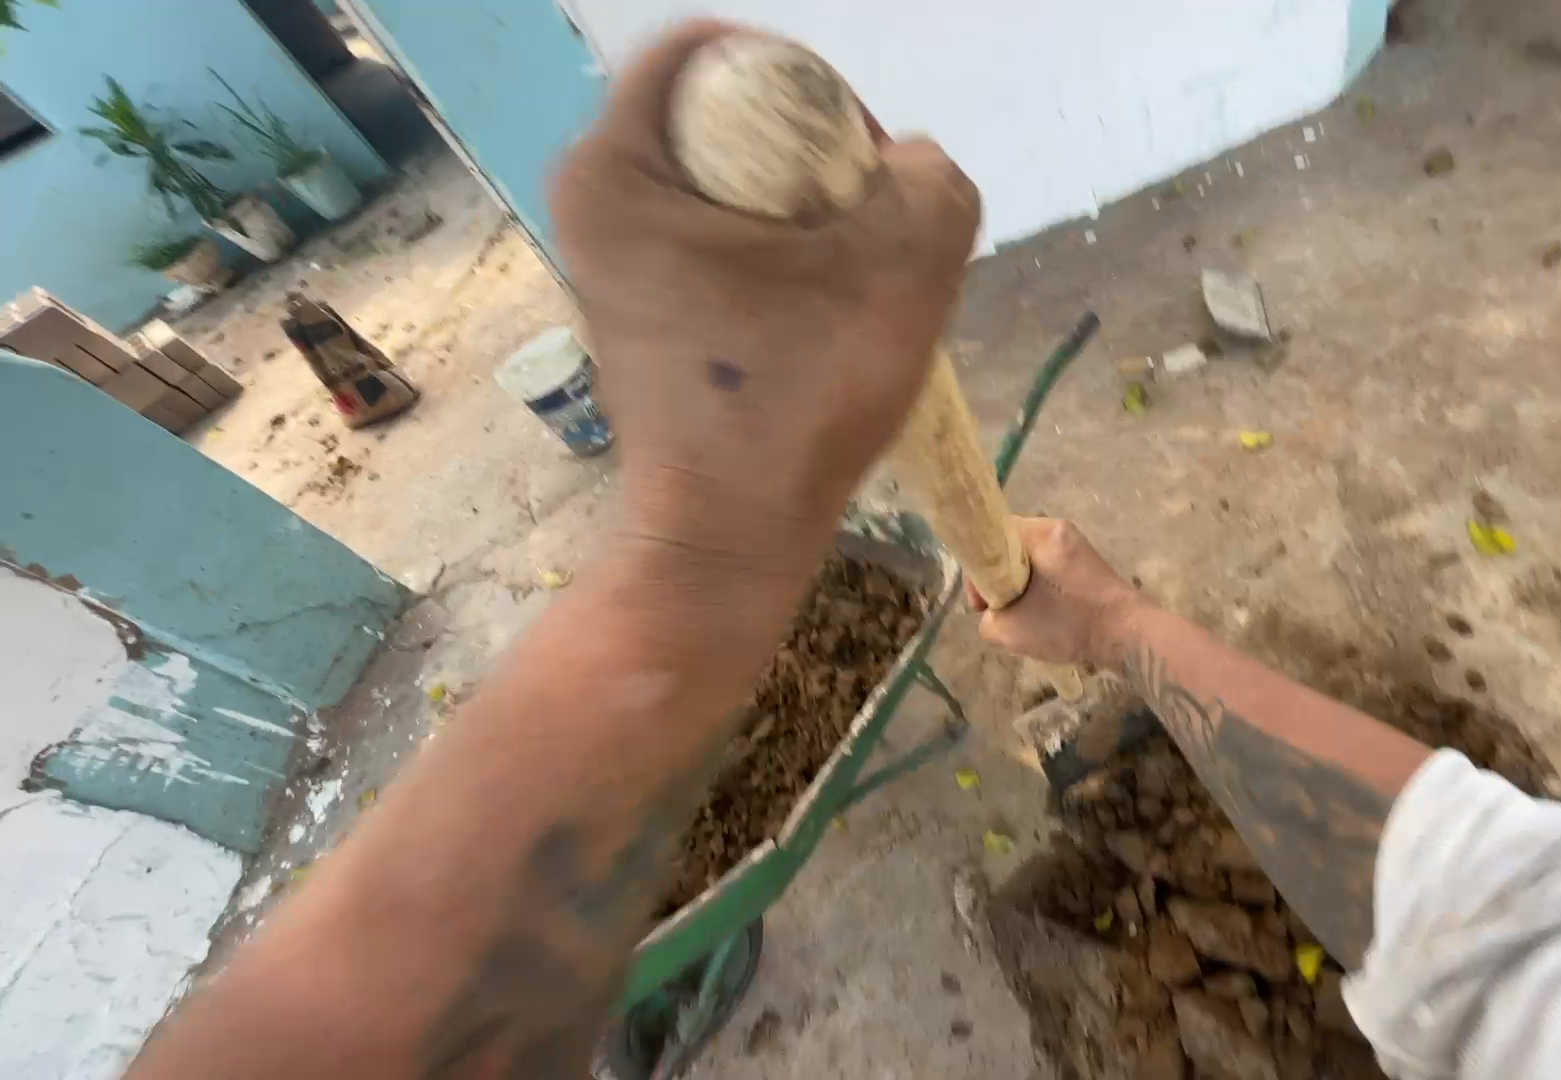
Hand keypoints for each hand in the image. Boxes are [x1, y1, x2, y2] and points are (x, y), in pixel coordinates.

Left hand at [550, 19, 981, 552]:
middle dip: (816, 169)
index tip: (866, 170)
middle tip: (870, 238)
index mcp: (618, 166)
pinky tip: (818, 325)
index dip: (813, 91)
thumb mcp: (903, 274)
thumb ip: (933, 184)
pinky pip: (726, 252)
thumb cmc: (799, 405)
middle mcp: (598, 205)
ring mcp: (618, 268)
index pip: (720, 55)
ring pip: (734, 195)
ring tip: (849, 292)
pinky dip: (783, 269)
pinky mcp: (648, 318)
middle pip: (727, 128)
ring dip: (809, 227)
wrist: (732, 534)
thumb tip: (908, 176)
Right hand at [969, 519, 1142, 668]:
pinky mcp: (1088, 565)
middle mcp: (1059, 530)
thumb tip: (994, 612)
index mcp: (1041, 532)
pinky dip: (1040, 593)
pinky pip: (1050, 572)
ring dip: (1019, 590)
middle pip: (1010, 551)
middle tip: (1000, 613)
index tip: (982, 604)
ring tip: (1023, 619)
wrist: (1127, 636)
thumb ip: (987, 618)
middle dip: (999, 583)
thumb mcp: (1009, 630)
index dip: (979, 572)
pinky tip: (1044, 618)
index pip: (991, 537)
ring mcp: (1077, 546)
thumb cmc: (1067, 624)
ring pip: (1029, 564)